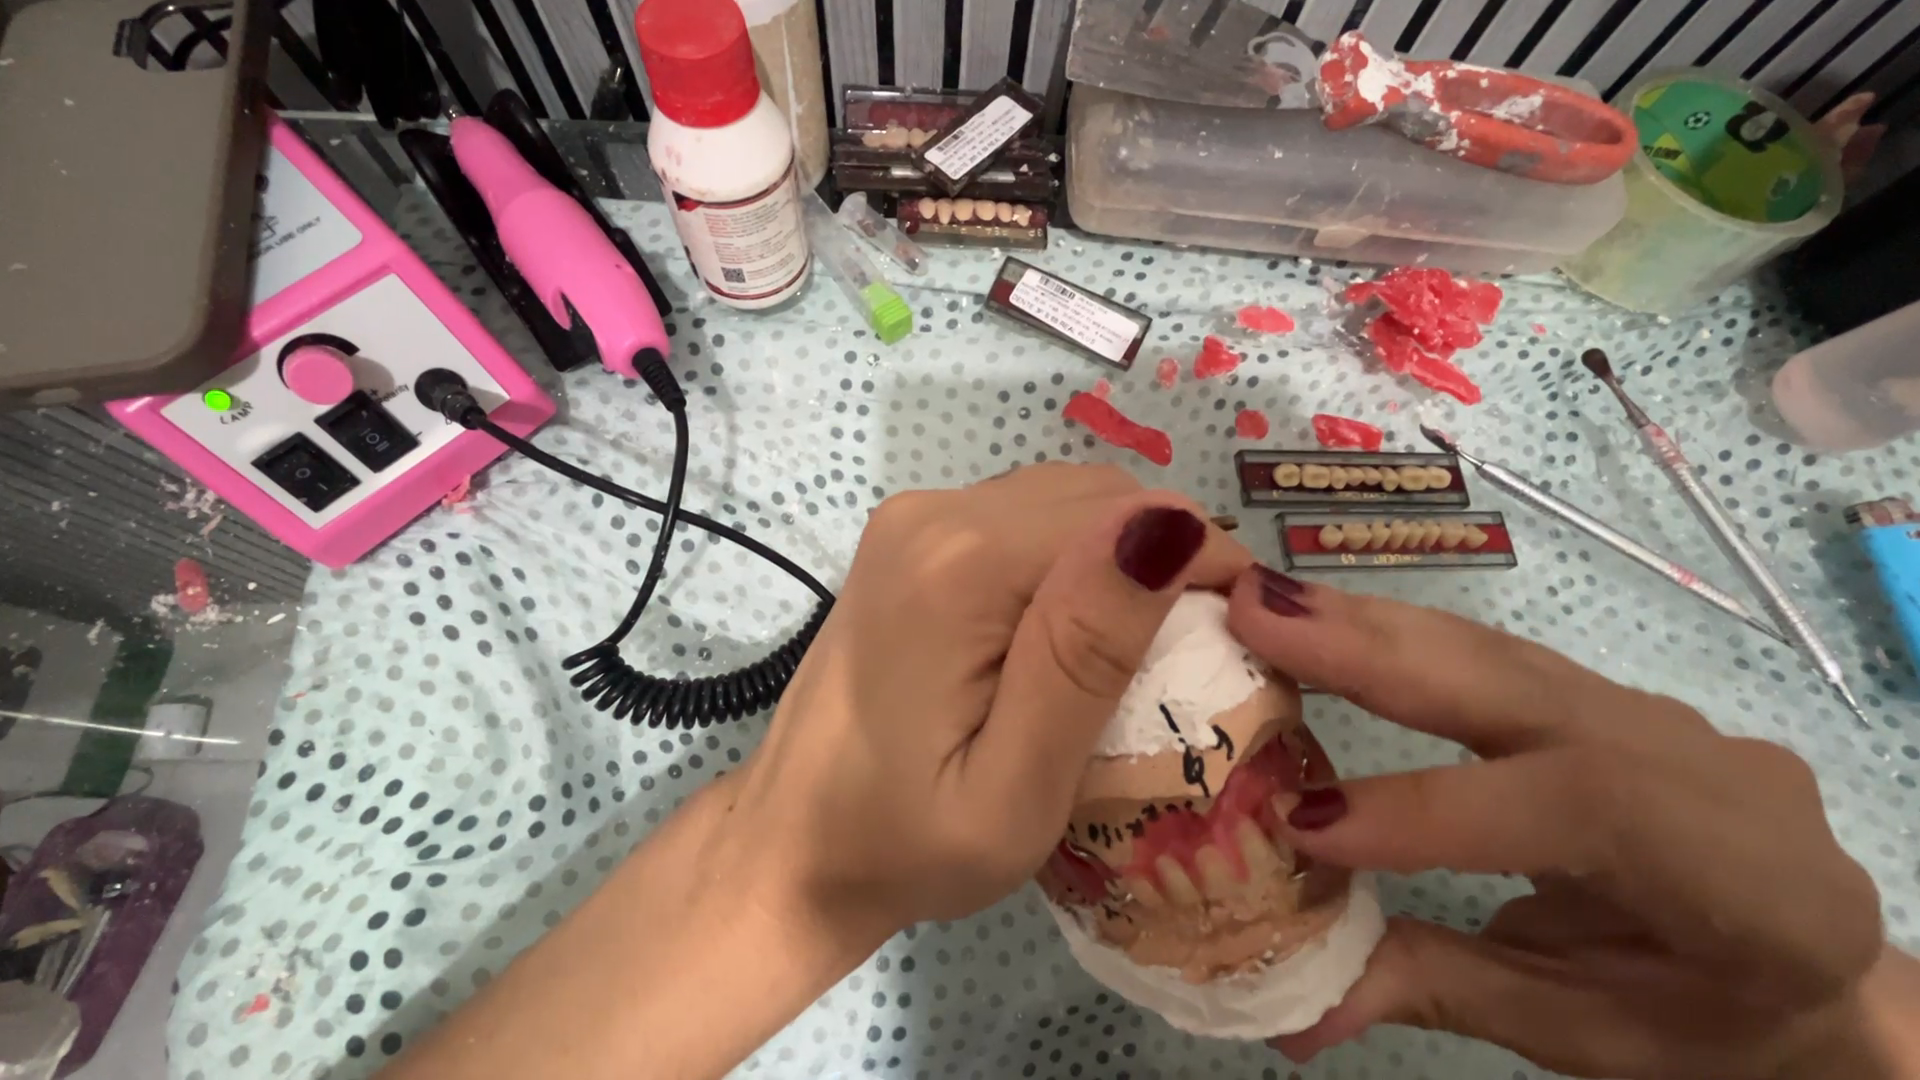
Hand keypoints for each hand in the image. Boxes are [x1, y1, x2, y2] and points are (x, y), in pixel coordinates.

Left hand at [715, 464, 1251, 949]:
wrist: (791, 845)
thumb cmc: (906, 845)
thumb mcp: (1015, 787)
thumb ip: (1085, 655)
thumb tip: (1168, 528)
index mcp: (961, 566)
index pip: (1125, 512)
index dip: (1204, 559)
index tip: (1248, 634)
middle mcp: (932, 514)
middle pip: (1096, 495)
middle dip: (1167, 554)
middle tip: (1200, 653)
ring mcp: (912, 521)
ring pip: (1063, 501)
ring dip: (1120, 556)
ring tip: (1144, 647)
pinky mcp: (908, 542)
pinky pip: (1022, 520)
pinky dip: (1071, 559)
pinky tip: (1074, 630)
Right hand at [1224, 567, 1886, 1079]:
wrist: (1805, 968)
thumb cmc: (1702, 1022)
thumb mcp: (1582, 1033)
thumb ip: (1437, 989)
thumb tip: (1292, 1015)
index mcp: (1742, 874)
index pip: (1577, 810)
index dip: (1432, 808)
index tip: (1301, 824)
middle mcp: (1695, 760)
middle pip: (1521, 687)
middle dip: (1369, 651)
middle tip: (1253, 614)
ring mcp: (1642, 707)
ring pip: (1488, 649)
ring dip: (1363, 622)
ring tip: (1263, 599)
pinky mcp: (1588, 688)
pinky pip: (1481, 649)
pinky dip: (1387, 630)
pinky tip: (1319, 614)